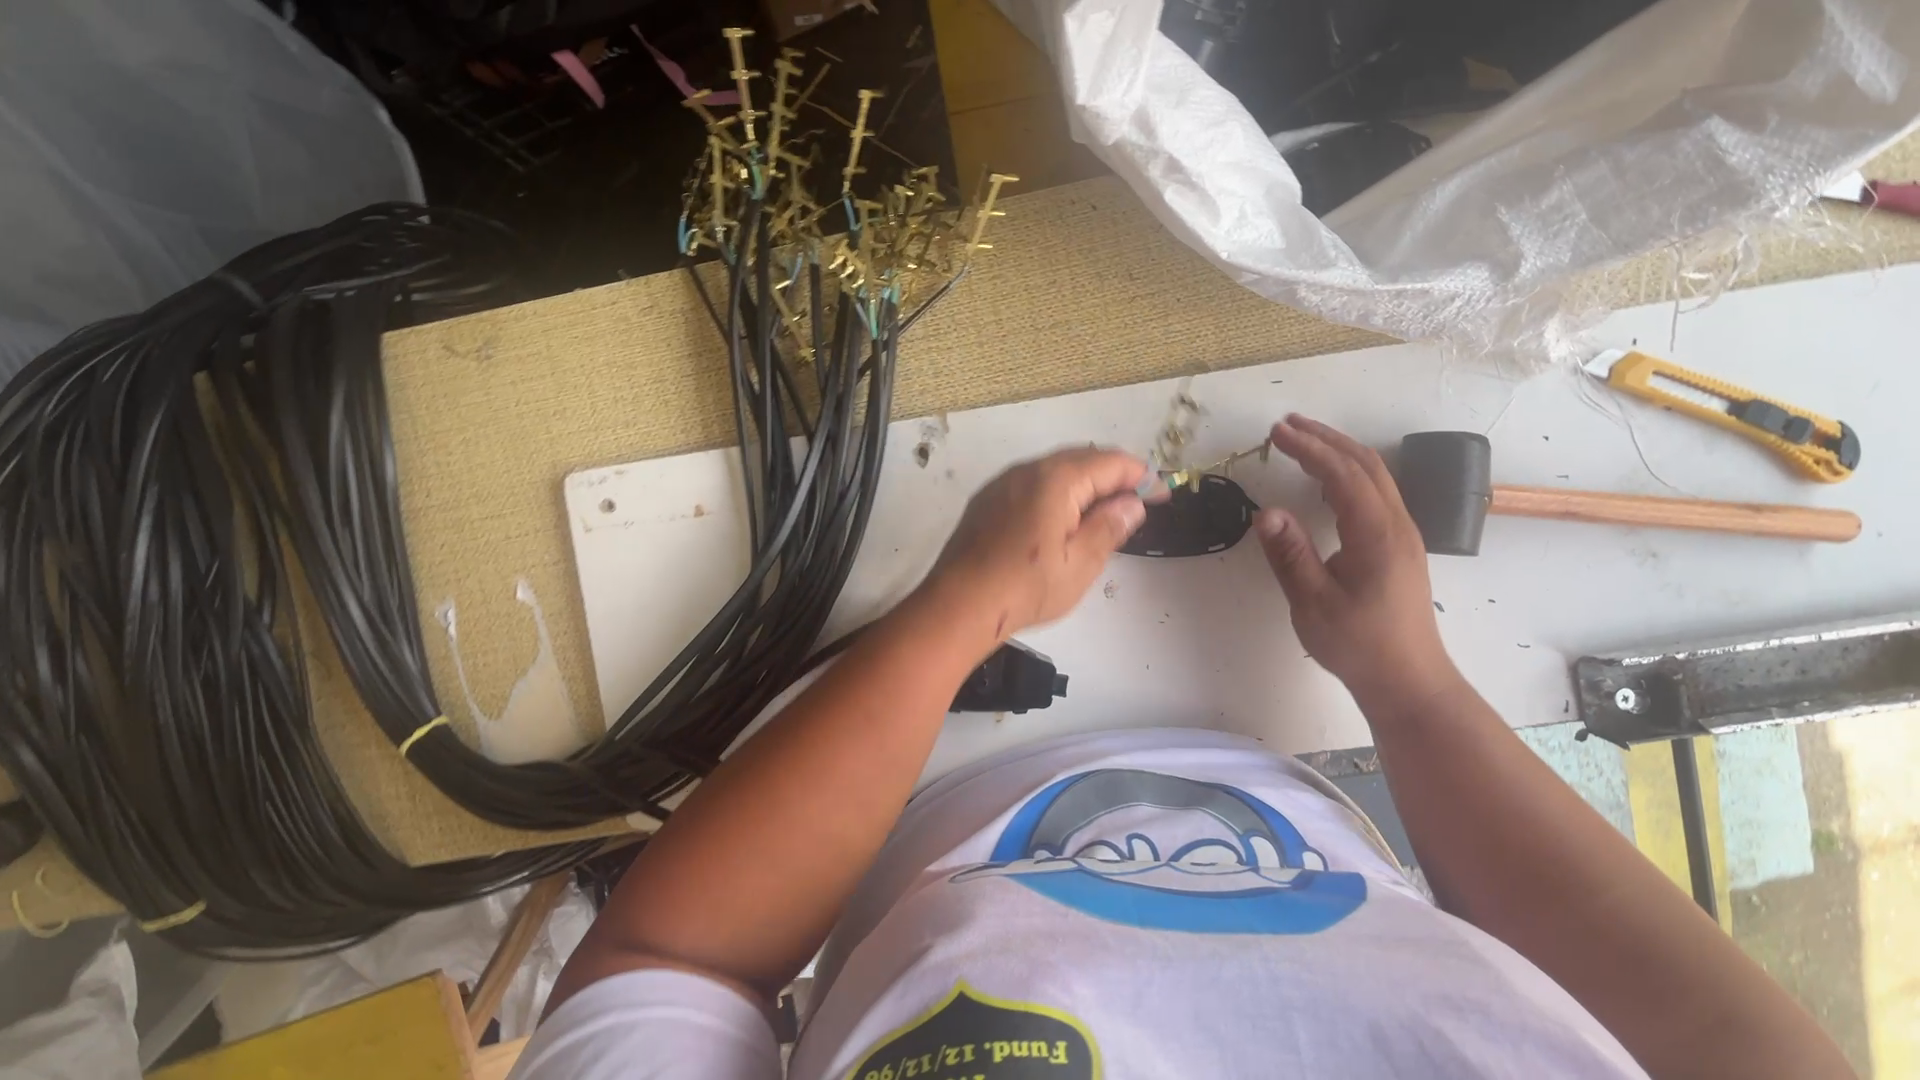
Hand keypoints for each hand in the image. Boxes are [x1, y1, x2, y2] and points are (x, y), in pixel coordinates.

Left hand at [921, 447, 1150, 642]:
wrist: (958, 605)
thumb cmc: (1025, 587)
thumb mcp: (1080, 563)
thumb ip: (1109, 527)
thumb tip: (1131, 503)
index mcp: (1054, 479)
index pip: (1108, 462)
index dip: (1139, 475)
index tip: (1161, 493)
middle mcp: (1026, 471)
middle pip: (1080, 461)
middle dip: (1112, 477)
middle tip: (1137, 502)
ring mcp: (1002, 485)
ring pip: (1053, 472)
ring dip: (1083, 485)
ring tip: (1103, 512)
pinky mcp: (986, 503)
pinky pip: (1031, 486)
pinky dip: (1056, 494)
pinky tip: (1061, 520)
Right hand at [1256, 415, 1461, 712]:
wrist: (1408, 679)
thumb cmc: (1359, 644)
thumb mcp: (1313, 603)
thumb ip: (1290, 554)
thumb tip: (1266, 512)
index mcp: (1377, 533)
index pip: (1342, 474)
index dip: (1309, 448)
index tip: (1276, 432)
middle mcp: (1396, 525)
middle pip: (1365, 464)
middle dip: (1325, 439)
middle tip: (1287, 425)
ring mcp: (1402, 535)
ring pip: (1374, 477)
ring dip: (1338, 453)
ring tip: (1303, 442)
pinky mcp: (1399, 547)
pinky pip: (1375, 494)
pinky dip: (1347, 474)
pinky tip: (1326, 481)